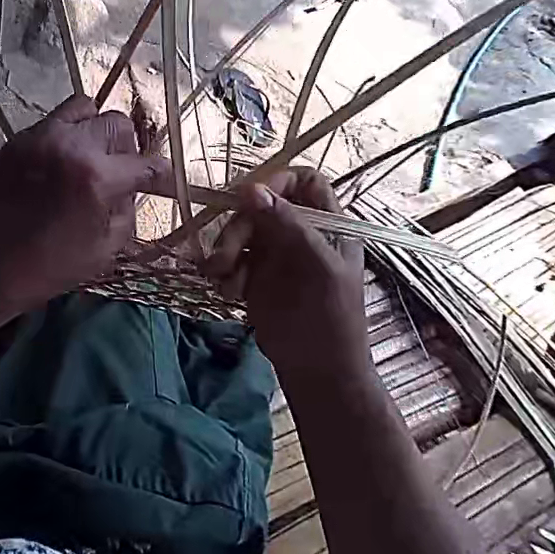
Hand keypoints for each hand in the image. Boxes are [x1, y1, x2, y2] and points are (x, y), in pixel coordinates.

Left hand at [0, 95, 168, 317]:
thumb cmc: (45, 267)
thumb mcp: (104, 250)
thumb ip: (127, 210)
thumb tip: (133, 187)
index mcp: (98, 177)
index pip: (146, 164)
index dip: (162, 176)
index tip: (165, 183)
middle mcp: (73, 145)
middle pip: (118, 123)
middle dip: (128, 148)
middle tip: (122, 172)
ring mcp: (43, 135)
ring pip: (87, 107)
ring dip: (97, 130)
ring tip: (92, 157)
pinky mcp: (21, 136)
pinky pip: (57, 119)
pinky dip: (70, 133)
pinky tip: (63, 161)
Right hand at [202, 168, 365, 380]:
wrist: (318, 373)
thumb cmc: (331, 319)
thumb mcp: (318, 267)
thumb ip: (288, 225)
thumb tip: (251, 189)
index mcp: (327, 224)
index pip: (303, 181)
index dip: (279, 180)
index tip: (252, 196)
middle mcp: (299, 231)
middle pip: (261, 204)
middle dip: (239, 224)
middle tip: (226, 253)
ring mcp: (275, 252)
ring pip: (241, 228)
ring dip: (225, 248)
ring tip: (222, 277)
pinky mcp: (254, 274)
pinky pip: (230, 256)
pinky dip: (223, 270)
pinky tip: (228, 291)